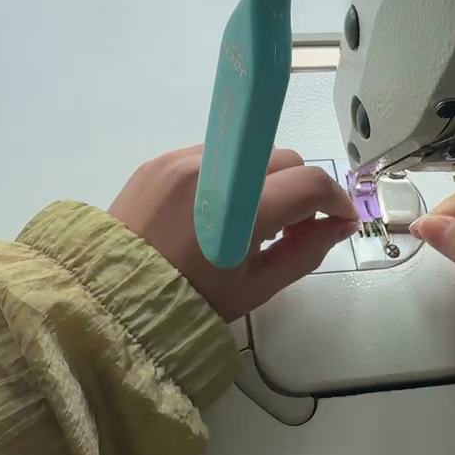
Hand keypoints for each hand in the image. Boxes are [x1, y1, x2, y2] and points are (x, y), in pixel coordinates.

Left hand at [110, 146, 358, 321]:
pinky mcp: (160, 160)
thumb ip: (307, 250)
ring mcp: (183, 160)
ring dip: (264, 180)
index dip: (334, 198)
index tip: (340, 218)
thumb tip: (341, 224)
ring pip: (249, 153)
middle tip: (292, 227)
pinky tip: (216, 211)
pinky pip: (213, 155)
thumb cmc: (192, 301)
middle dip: (299, 189)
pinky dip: (228, 176)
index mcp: (243, 207)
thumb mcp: (258, 287)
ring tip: (250, 220)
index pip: (309, 181)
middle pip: (283, 159)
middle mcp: (215, 169)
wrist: (113, 297)